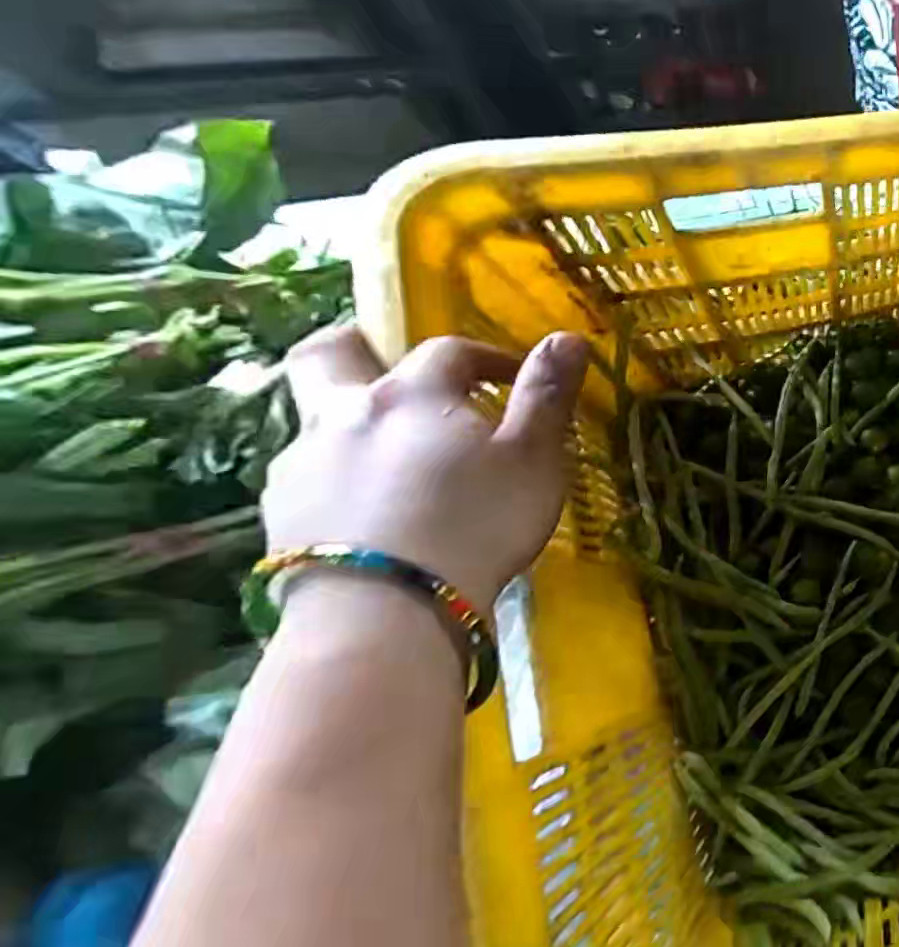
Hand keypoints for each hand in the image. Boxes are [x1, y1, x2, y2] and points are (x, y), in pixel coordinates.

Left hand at [265, 327, 588, 610]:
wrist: (388, 609)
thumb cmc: (479, 522)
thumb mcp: (535, 457)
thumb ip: (547, 393)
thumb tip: (568, 337)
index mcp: (412, 393)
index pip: (448, 350)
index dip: (486, 356)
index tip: (515, 377)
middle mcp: (345, 412)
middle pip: (330, 352)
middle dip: (362, 344)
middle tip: (396, 362)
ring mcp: (303, 462)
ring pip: (316, 414)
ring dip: (356, 416)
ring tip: (399, 453)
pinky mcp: (281, 511)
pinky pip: (310, 469)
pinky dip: (342, 468)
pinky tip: (373, 502)